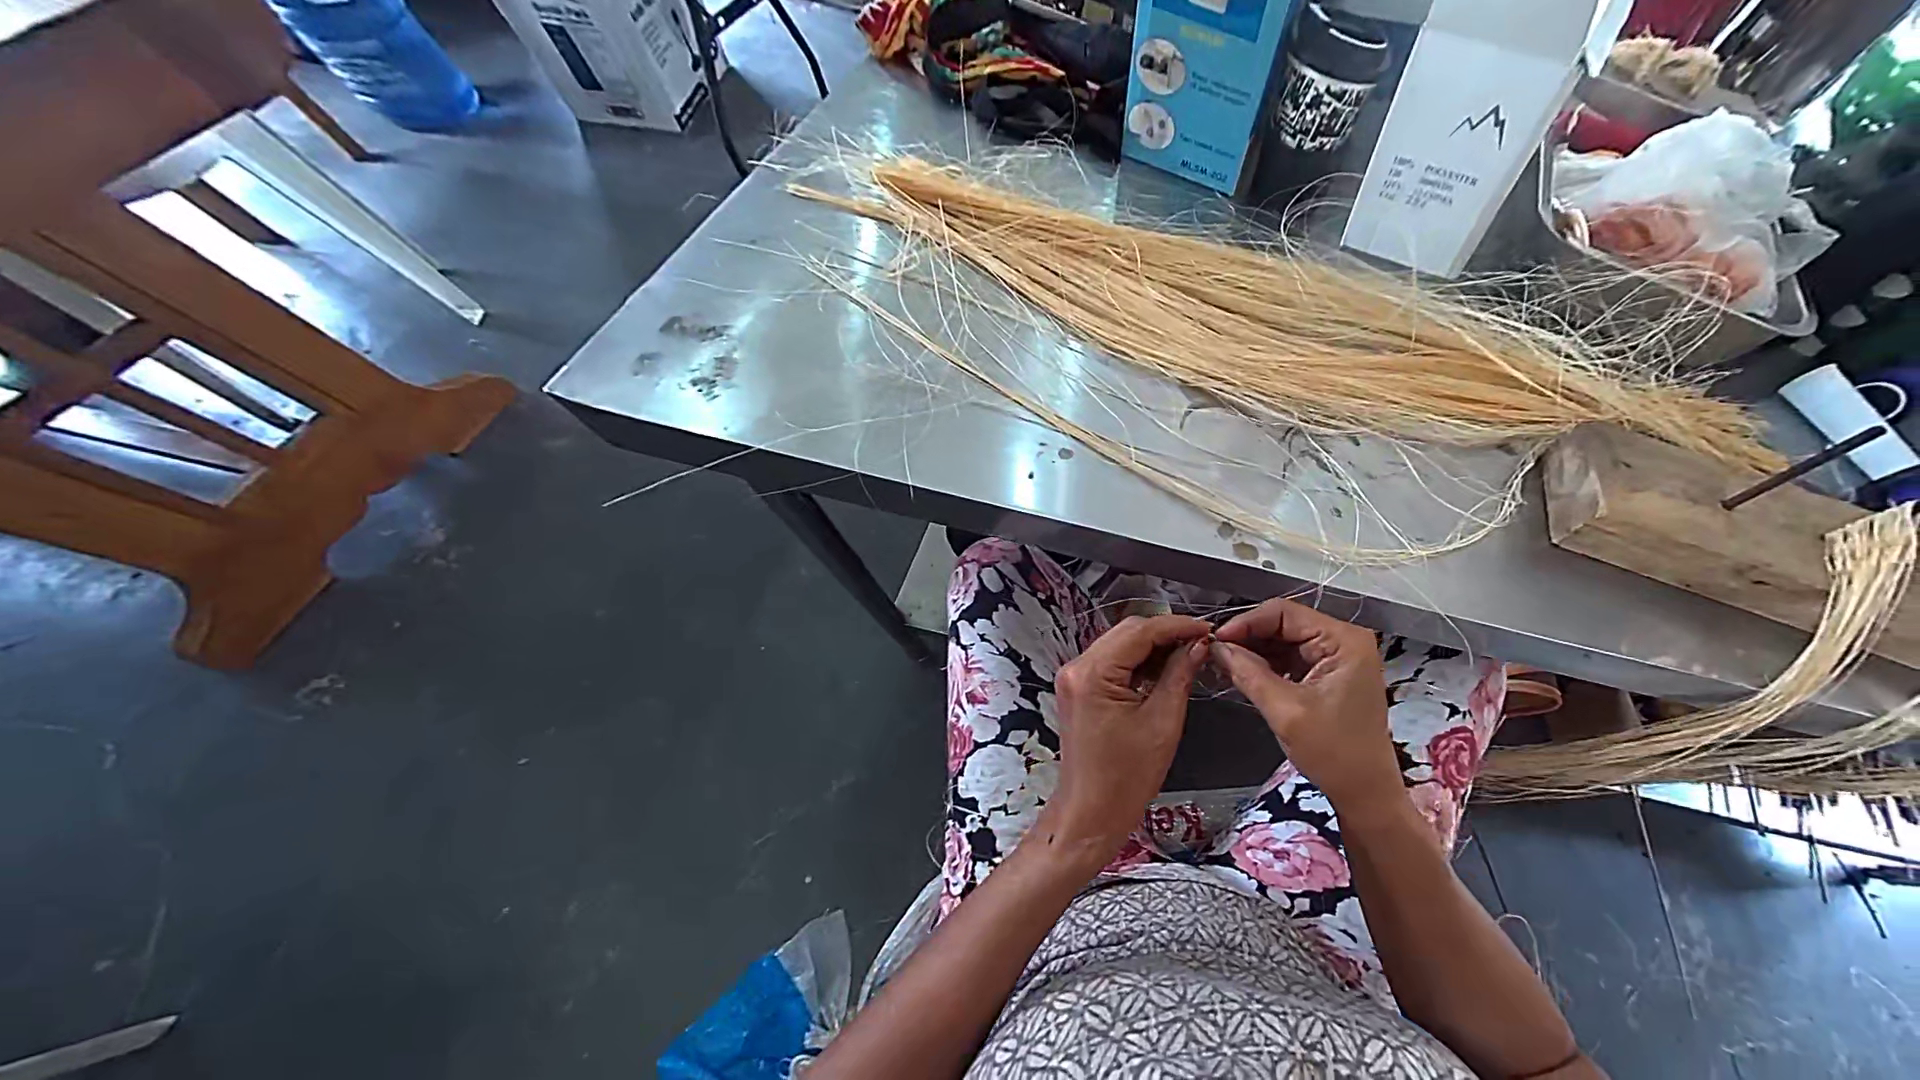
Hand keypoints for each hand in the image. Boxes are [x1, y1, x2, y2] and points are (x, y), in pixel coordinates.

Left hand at [1040, 615, 1210, 864]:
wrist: (1092, 811)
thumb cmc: (1125, 778)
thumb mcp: (1163, 722)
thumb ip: (1179, 675)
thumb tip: (1196, 646)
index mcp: (1092, 674)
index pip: (1139, 631)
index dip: (1176, 625)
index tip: (1205, 628)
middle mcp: (1076, 669)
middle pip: (1126, 632)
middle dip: (1165, 633)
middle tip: (1200, 642)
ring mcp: (1074, 678)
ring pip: (1118, 644)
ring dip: (1151, 646)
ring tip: (1187, 655)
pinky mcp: (1078, 689)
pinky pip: (1110, 662)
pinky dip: (1136, 662)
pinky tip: (1163, 670)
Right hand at [1209, 598, 1402, 812]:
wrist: (1364, 792)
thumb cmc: (1335, 753)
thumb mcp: (1285, 711)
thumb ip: (1248, 673)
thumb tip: (1216, 647)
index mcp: (1344, 641)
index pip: (1283, 613)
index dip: (1245, 623)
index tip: (1216, 640)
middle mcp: (1342, 641)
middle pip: (1281, 623)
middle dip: (1246, 637)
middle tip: (1213, 652)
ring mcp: (1334, 657)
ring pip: (1279, 640)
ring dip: (1250, 651)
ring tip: (1220, 663)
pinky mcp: (1324, 673)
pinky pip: (1285, 657)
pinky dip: (1261, 664)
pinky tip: (1237, 672)